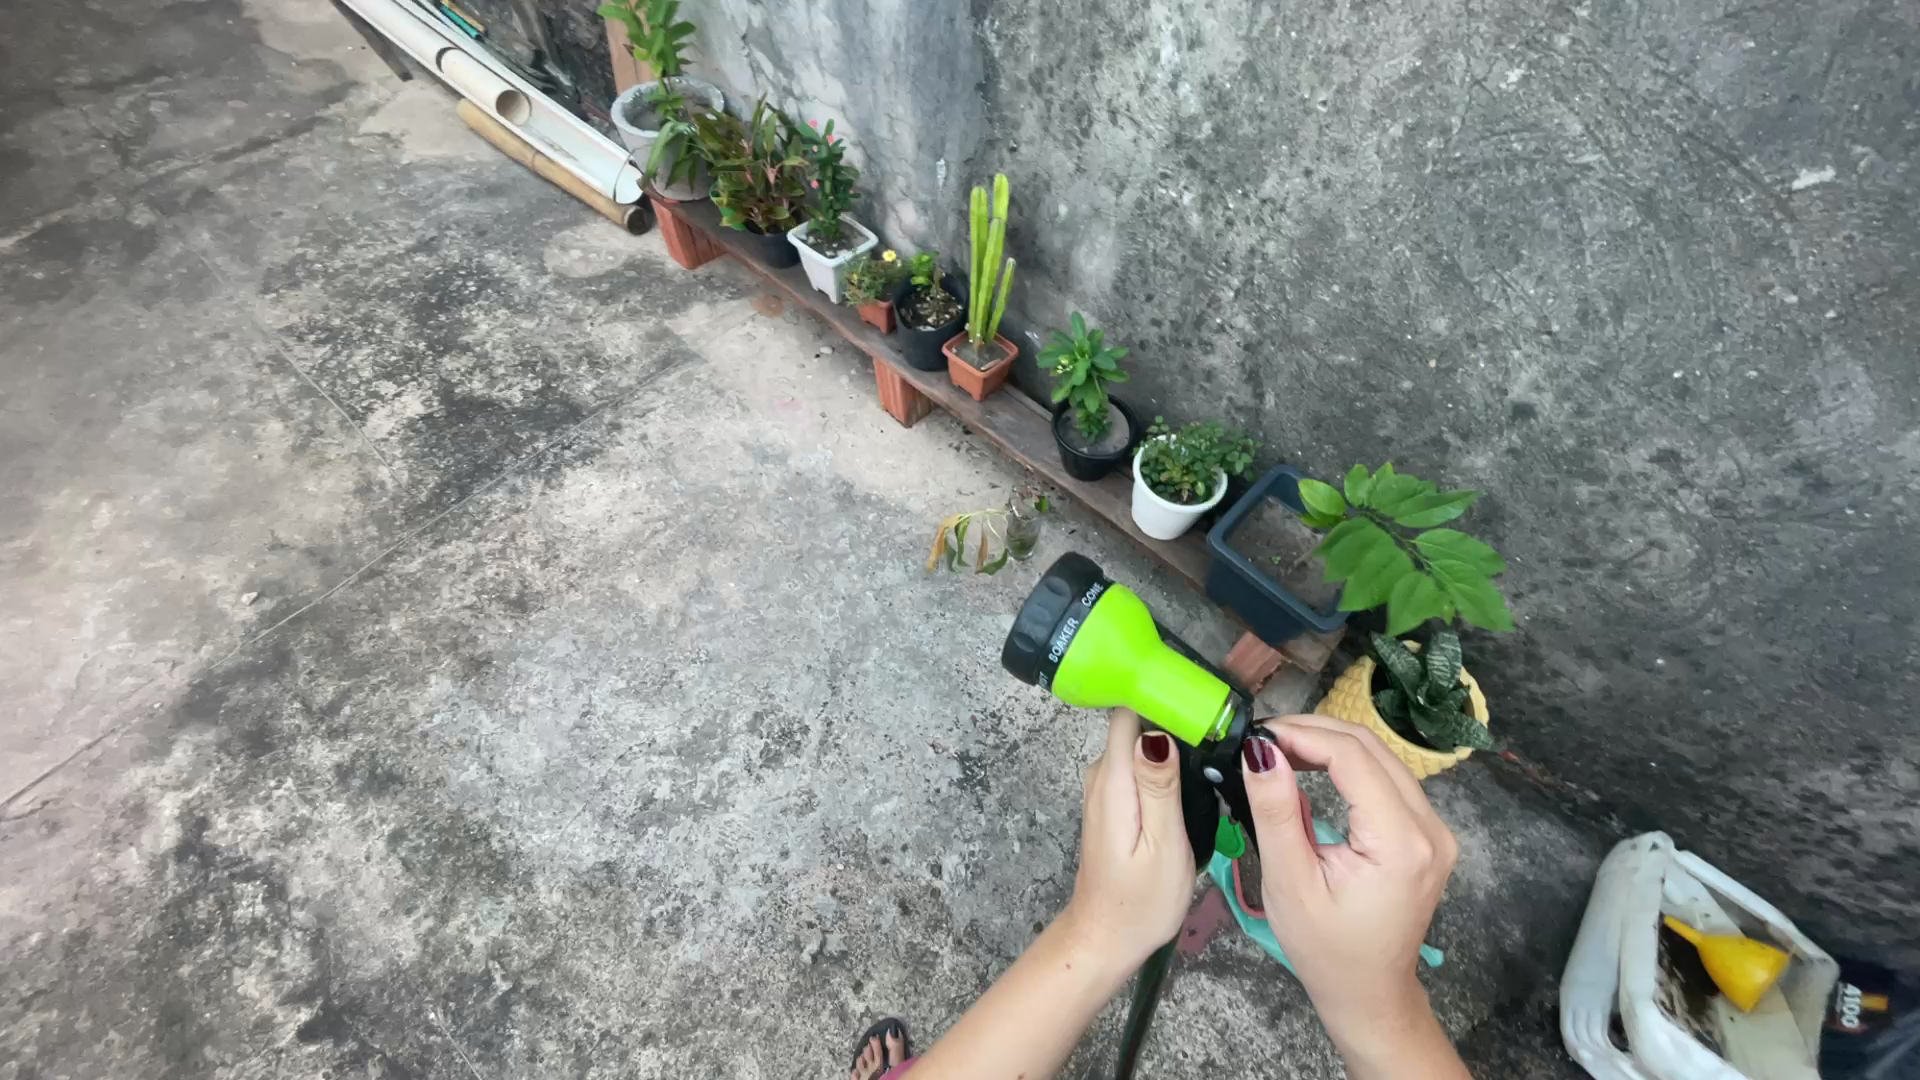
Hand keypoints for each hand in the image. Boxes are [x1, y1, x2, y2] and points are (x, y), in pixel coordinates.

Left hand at [1059, 708, 1195, 976]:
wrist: (1107, 936)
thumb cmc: (1140, 899)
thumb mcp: (1162, 844)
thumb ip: (1159, 786)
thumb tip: (1158, 734)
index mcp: (1112, 779)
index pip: (1127, 712)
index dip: (1159, 697)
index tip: (1197, 698)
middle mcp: (1100, 774)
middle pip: (1133, 723)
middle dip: (1170, 717)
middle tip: (1217, 725)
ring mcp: (1103, 786)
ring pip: (1136, 743)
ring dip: (1168, 741)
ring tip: (1210, 746)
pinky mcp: (1110, 799)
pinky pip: (1134, 763)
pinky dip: (1159, 761)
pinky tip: (1187, 773)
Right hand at [1240, 714, 1458, 1041]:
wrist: (1369, 992)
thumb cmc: (1324, 946)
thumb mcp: (1288, 880)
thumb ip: (1275, 809)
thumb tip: (1259, 749)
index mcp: (1400, 842)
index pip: (1351, 756)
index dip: (1300, 734)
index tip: (1255, 736)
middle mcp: (1430, 828)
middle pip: (1369, 746)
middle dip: (1310, 730)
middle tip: (1260, 739)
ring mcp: (1434, 828)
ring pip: (1378, 754)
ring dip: (1325, 741)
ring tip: (1276, 750)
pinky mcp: (1424, 831)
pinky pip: (1383, 774)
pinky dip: (1341, 760)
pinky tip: (1306, 766)